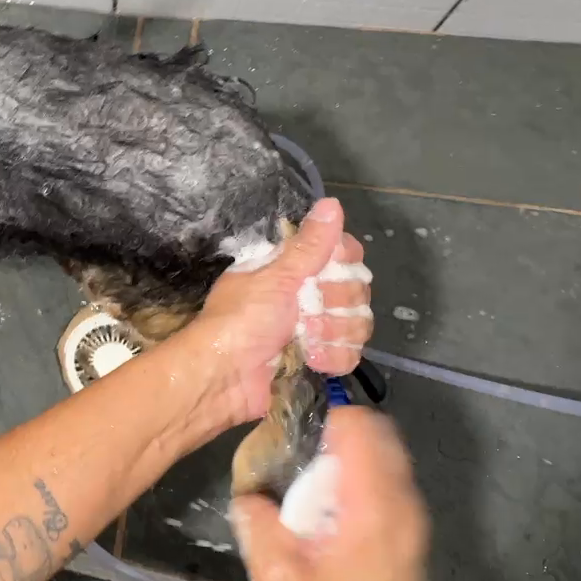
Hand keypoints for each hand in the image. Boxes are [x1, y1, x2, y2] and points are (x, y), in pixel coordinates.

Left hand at [174, 197, 373, 430]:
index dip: (343, 263)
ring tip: (307, 340)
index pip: (339, 253)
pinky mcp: (317, 357)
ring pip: (357, 322)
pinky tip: (313, 360)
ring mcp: (311, 327)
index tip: (329, 272)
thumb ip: (309, 245)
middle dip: (337, 304)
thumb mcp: (274, 278)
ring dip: (335, 333)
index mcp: (287, 269)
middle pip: (354, 288)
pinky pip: (350, 352)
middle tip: (308, 313)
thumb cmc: (241, 321)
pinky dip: (334, 357)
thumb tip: (331, 203)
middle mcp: (302, 294)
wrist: (224, 377)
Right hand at [232, 408, 467, 580]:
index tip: (290, 420)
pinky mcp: (408, 530)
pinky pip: (387, 474)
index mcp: (372, 508)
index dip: (325, 413)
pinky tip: (324, 493)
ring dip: (347, 445)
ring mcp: (411, 518)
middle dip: (335, 425)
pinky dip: (358, 466)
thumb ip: (256, 518)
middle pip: (378, 432)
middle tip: (293, 439)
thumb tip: (251, 488)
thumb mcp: (275, 573)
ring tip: (304, 462)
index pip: (361, 428)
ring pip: (386, 451)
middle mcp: (402, 505)